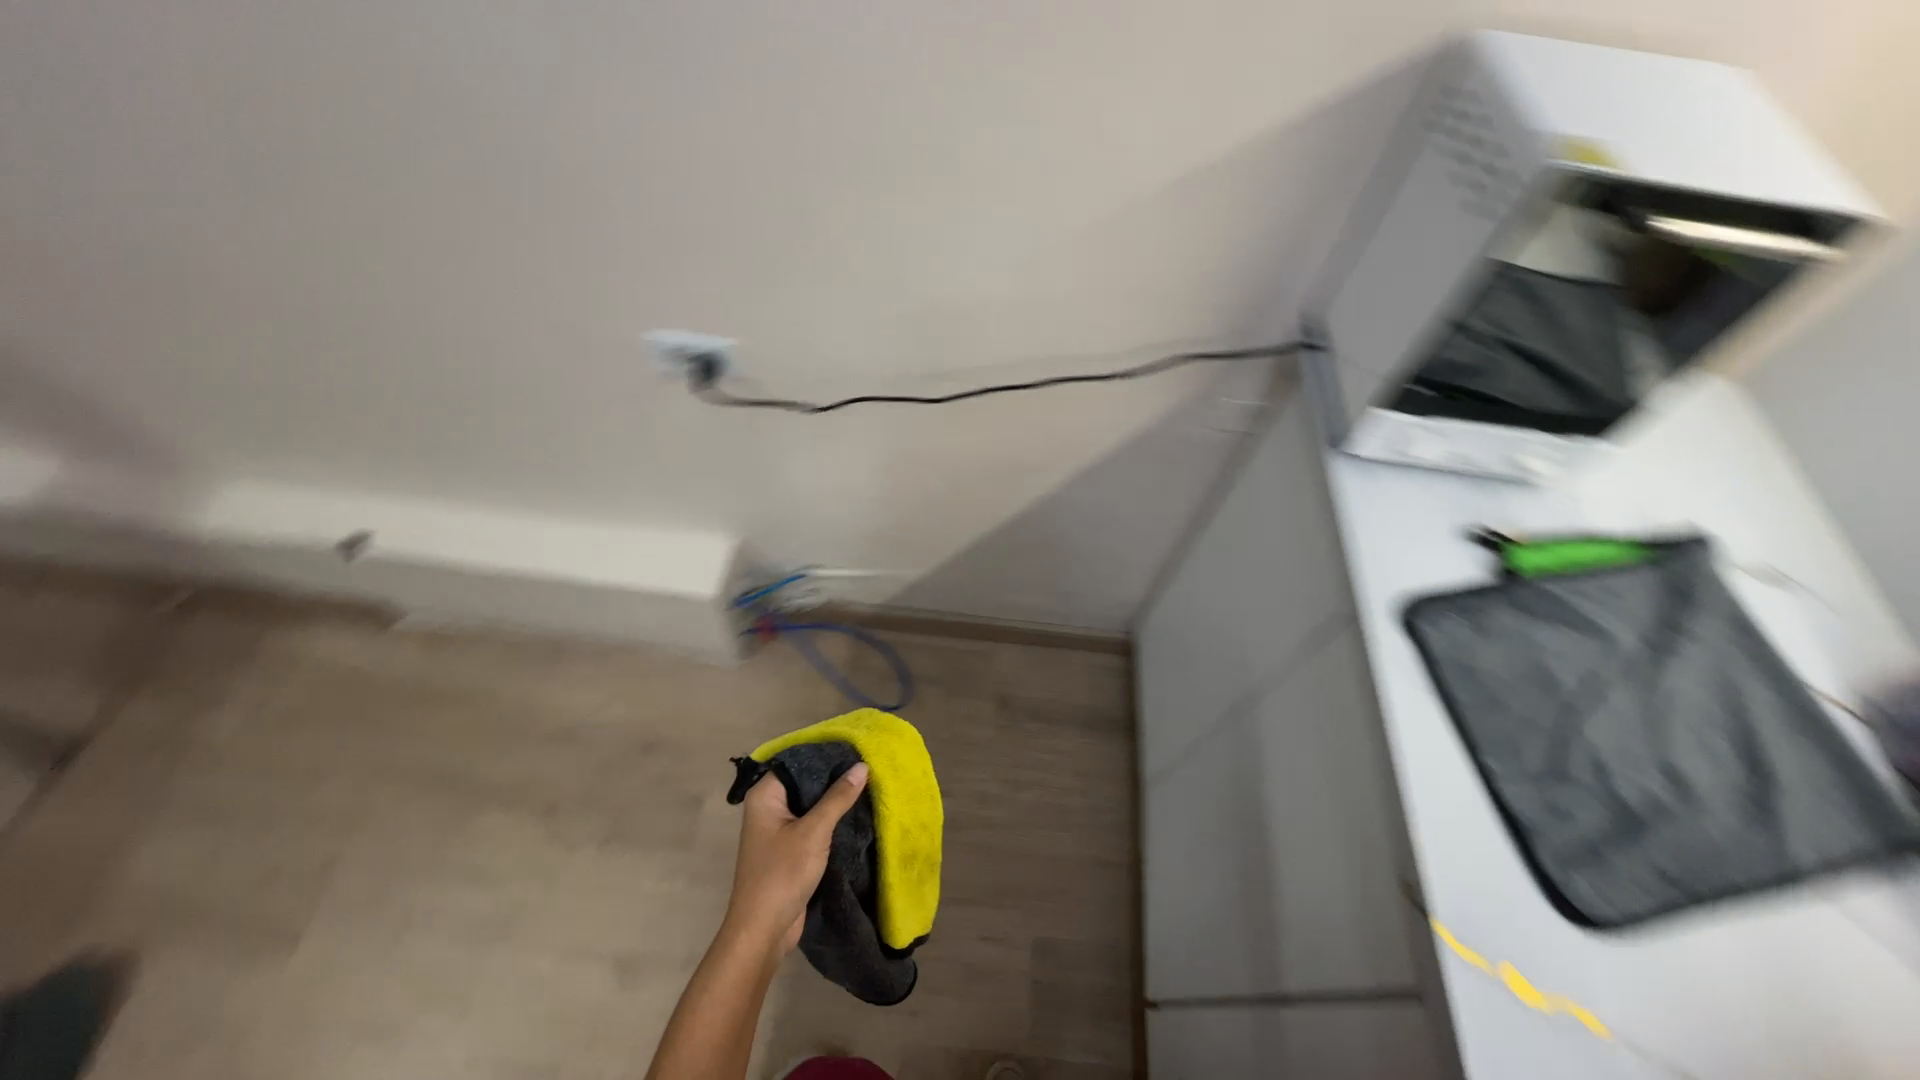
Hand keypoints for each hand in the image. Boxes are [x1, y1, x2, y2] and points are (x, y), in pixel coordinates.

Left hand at [722, 762, 868, 957]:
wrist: (763, 929)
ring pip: (811, 805)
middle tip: (869, 767)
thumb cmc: (782, 874)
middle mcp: (768, 807)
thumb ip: (838, 798)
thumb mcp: (814, 832)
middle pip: (806, 782)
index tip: (857, 749)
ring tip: (870, 787)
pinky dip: (832, 821)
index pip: (797, 762)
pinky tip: (858, 815)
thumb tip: (861, 766)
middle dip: (835, 778)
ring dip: (836, 801)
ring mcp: (779, 829)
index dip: (826, 755)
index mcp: (765, 795)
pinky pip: (813, 825)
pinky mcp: (790, 849)